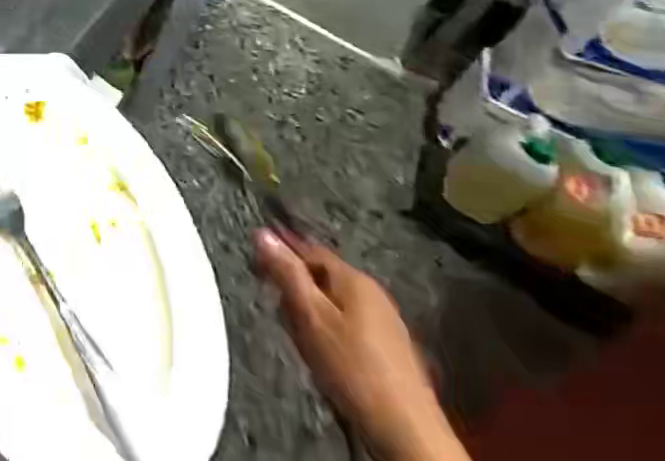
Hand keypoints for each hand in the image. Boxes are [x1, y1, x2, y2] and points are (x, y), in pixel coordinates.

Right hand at [253, 229, 467, 460]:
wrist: (406, 429)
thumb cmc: (351, 367)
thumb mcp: (311, 317)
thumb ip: (288, 275)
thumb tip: (263, 234)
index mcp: (353, 278)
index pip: (310, 251)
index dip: (282, 257)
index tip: (259, 273)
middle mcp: (372, 291)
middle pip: (323, 278)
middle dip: (299, 292)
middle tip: (285, 318)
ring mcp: (385, 319)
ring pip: (336, 303)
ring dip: (314, 315)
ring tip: (303, 342)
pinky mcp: (390, 347)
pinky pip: (350, 325)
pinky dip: (331, 332)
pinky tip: (328, 357)